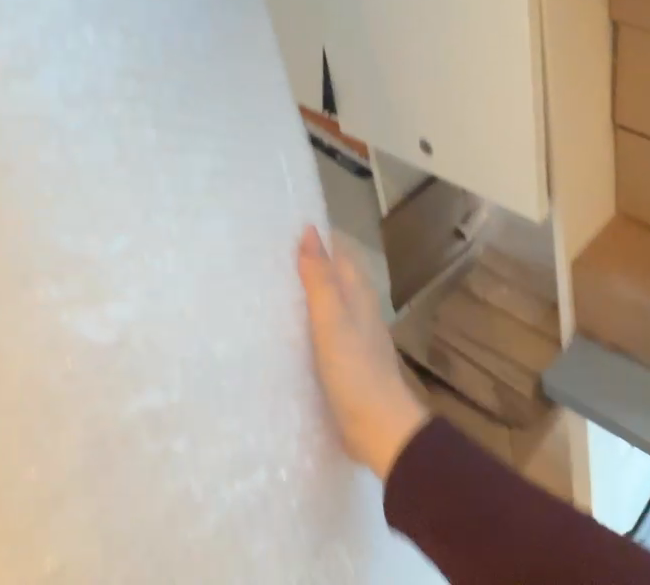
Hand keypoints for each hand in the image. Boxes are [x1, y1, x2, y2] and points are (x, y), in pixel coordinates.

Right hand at [297, 225, 430, 479]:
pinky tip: (289, 334)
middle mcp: (360, 310)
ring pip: (331, 304)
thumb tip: (310, 231)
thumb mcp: (331, 319)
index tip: (289, 226)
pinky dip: (308, 324)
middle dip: (312, 263)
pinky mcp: (346, 363)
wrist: (377, 424)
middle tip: (272, 255)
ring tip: (273, 289)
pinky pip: (325, 332)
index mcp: (359, 295)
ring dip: (310, 293)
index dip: (321, 239)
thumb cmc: (354, 368)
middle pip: (337, 276)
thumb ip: (321, 278)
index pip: (341, 255)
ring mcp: (355, 337)